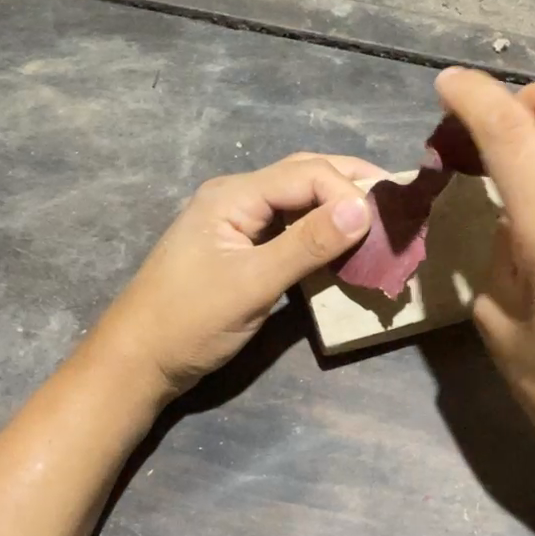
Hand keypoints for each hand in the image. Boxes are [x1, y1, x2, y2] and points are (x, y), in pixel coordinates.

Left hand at [100, 153, 383, 399]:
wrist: (138, 362)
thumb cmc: (189, 323)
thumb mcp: (252, 285)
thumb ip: (307, 245)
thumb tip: (363, 210)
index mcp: (233, 196)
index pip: (306, 173)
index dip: (348, 191)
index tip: (381, 225)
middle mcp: (237, 198)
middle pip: (304, 175)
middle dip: (350, 183)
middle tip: (396, 202)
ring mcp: (238, 223)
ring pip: (299, 199)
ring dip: (338, 204)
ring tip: (380, 218)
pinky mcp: (242, 248)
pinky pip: (290, 226)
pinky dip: (321, 230)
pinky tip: (345, 243)